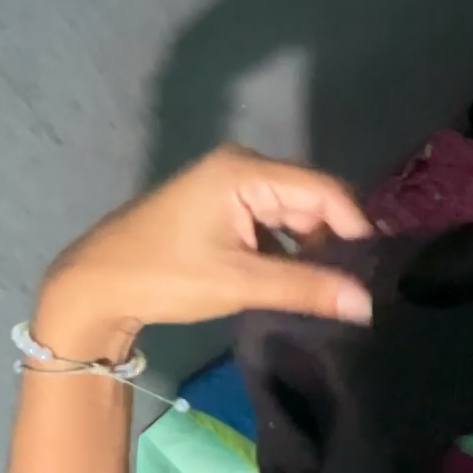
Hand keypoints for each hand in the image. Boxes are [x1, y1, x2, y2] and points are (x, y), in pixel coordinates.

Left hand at [31, 146, 374, 361]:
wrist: (99, 287)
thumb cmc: (166, 276)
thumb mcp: (242, 283)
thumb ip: (308, 289)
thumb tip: (367, 303)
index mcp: (245, 172)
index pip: (324, 191)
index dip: (355, 228)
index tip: (373, 272)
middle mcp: (243, 168)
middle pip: (313, 200)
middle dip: (337, 241)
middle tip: (356, 286)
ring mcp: (233, 188)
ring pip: (297, 215)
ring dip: (315, 250)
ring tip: (333, 289)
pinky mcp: (226, 210)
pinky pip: (277, 225)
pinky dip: (293, 252)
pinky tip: (301, 282)